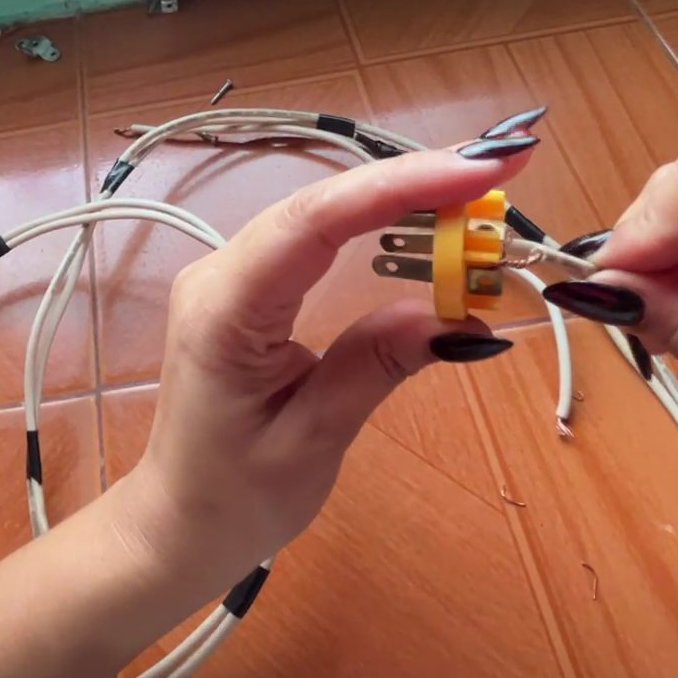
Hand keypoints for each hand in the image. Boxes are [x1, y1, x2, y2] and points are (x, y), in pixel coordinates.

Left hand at [115, 145, 532, 594]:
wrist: (177, 516)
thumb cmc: (233, 494)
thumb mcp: (313, 439)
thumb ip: (377, 365)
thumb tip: (463, 317)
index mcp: (223, 309)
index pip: (312, 223)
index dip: (395, 187)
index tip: (475, 169)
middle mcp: (218, 272)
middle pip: (320, 206)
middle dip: (411, 180)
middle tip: (500, 161)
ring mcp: (230, 272)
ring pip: (321, 214)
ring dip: (399, 197)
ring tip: (476, 185)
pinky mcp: (250, 284)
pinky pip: (315, 238)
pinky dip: (374, 224)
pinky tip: (421, 214)